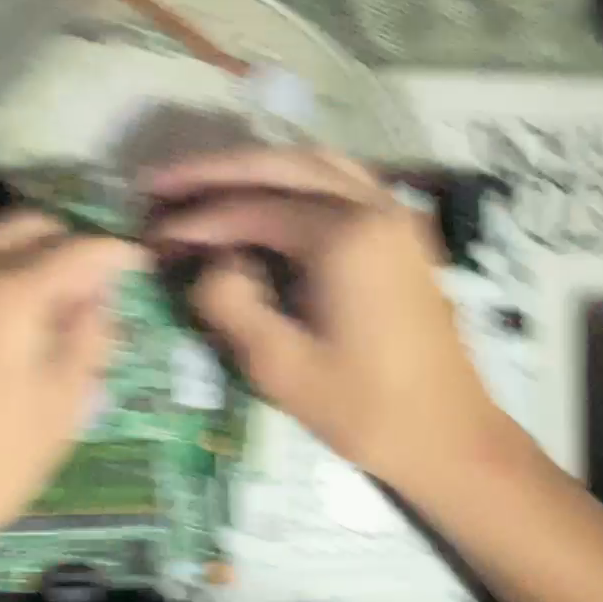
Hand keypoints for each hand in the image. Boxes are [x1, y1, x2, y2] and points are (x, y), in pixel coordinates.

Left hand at [0, 211, 143, 601]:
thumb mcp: (59, 411)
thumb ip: (88, 341)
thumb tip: (99, 302)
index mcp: (5, 293)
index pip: (78, 249)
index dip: (115, 253)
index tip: (135, 264)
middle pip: (19, 228)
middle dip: (61, 243)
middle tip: (84, 284)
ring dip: (12, 267)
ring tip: (32, 316)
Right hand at [146, 148, 534, 501]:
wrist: (448, 436)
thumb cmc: (364, 409)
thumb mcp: (279, 366)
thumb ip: (230, 303)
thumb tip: (210, 265)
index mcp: (347, 237)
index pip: (253, 210)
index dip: (198, 220)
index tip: (154, 232)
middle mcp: (376, 207)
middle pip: (284, 166)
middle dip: (217, 171)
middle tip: (163, 182)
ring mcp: (397, 215)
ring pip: (316, 165)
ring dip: (257, 167)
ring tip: (206, 182)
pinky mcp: (403, 234)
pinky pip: (342, 182)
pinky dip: (295, 180)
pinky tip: (266, 196)